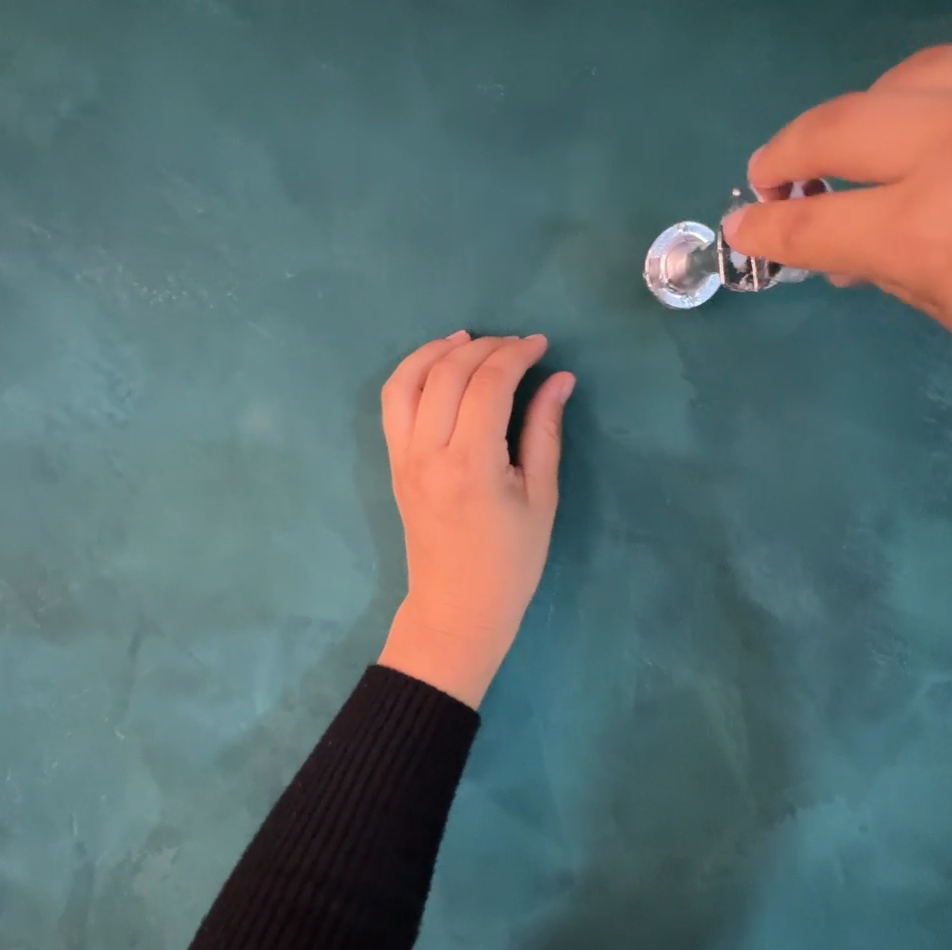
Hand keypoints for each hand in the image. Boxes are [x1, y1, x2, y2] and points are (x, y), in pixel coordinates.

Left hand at [375, 332, 575, 707]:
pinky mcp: (393, 464)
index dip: (516, 355)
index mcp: (472, 465)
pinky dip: (412, 373)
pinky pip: (392, 404)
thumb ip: (545, 433)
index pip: (489, 385)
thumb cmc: (510, 563)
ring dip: (437, 350)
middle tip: (517, 345)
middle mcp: (429, 454)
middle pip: (448, 373)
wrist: (456, 607)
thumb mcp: (541, 499)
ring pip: (408, 381)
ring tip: (469, 340)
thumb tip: (559, 379)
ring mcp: (404, 458)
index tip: (541, 345)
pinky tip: (438, 366)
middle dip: (485, 347)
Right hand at [724, 46, 951, 567]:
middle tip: (769, 174)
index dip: (766, 231)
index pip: (816, 224)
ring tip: (860, 140)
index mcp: (934, 226)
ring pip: (922, 71)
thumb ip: (921, 273)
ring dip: (869, 109)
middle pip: (843, 124)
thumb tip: (885, 248)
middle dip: (788, 152)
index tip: (740, 230)